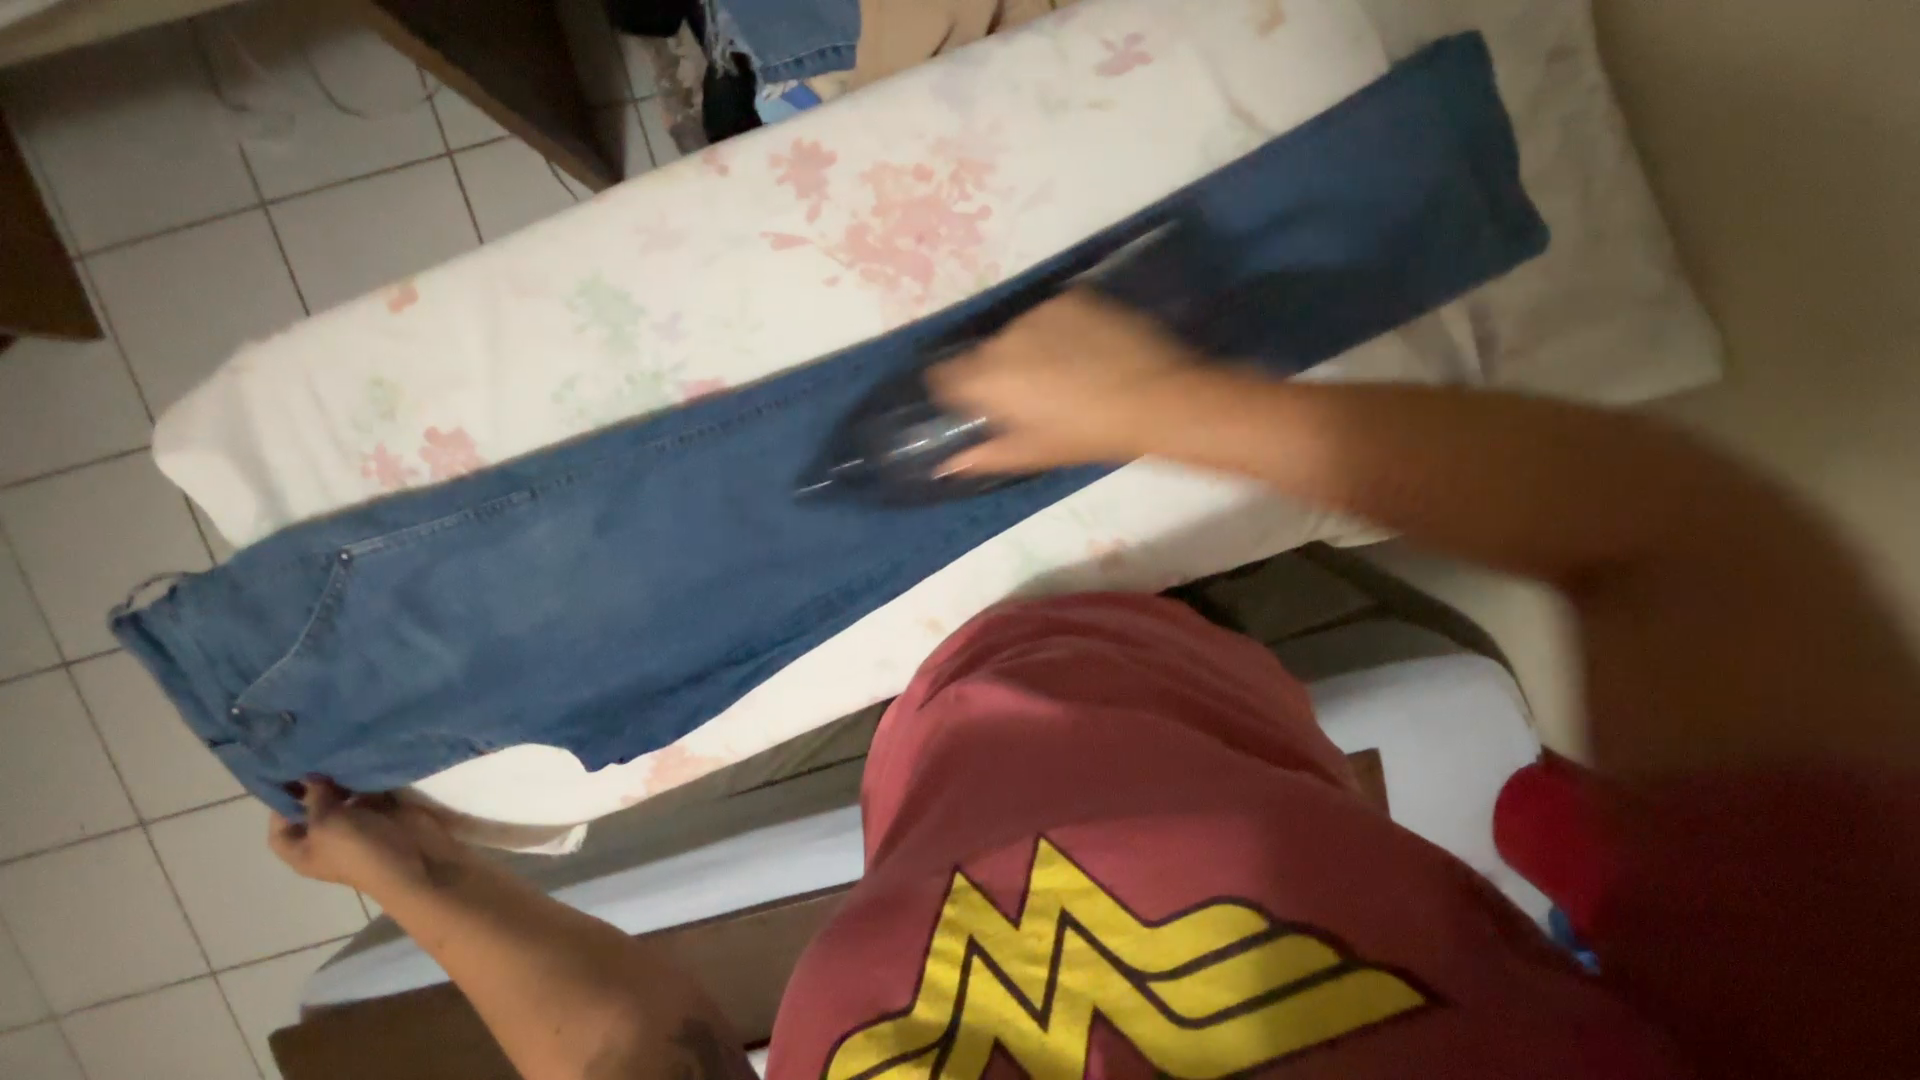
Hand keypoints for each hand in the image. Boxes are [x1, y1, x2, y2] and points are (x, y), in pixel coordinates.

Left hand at [268, 778, 472, 895]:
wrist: (413, 861)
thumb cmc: (358, 849)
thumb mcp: (326, 824)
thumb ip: (314, 799)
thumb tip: (308, 778)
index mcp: (303, 850)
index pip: (281, 828)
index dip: (281, 805)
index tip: (291, 777)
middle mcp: (327, 837)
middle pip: (314, 810)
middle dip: (316, 787)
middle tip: (319, 758)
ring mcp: (358, 825)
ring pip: (344, 799)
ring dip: (344, 780)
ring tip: (342, 756)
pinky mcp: (385, 814)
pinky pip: (372, 794)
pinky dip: (370, 780)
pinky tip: (367, 763)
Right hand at [927, 290, 1203, 473]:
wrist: (1157, 397)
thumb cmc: (1090, 434)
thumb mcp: (1035, 452)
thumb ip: (986, 454)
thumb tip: (948, 463)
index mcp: (989, 378)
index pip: (945, 375)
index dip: (956, 390)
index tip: (974, 404)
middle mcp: (1005, 338)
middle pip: (984, 353)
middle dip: (998, 371)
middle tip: (1030, 395)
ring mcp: (1040, 313)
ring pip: (1017, 333)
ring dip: (1028, 349)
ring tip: (1063, 372)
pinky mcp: (1072, 298)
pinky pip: (1049, 317)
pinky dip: (1057, 331)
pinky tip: (1084, 352)